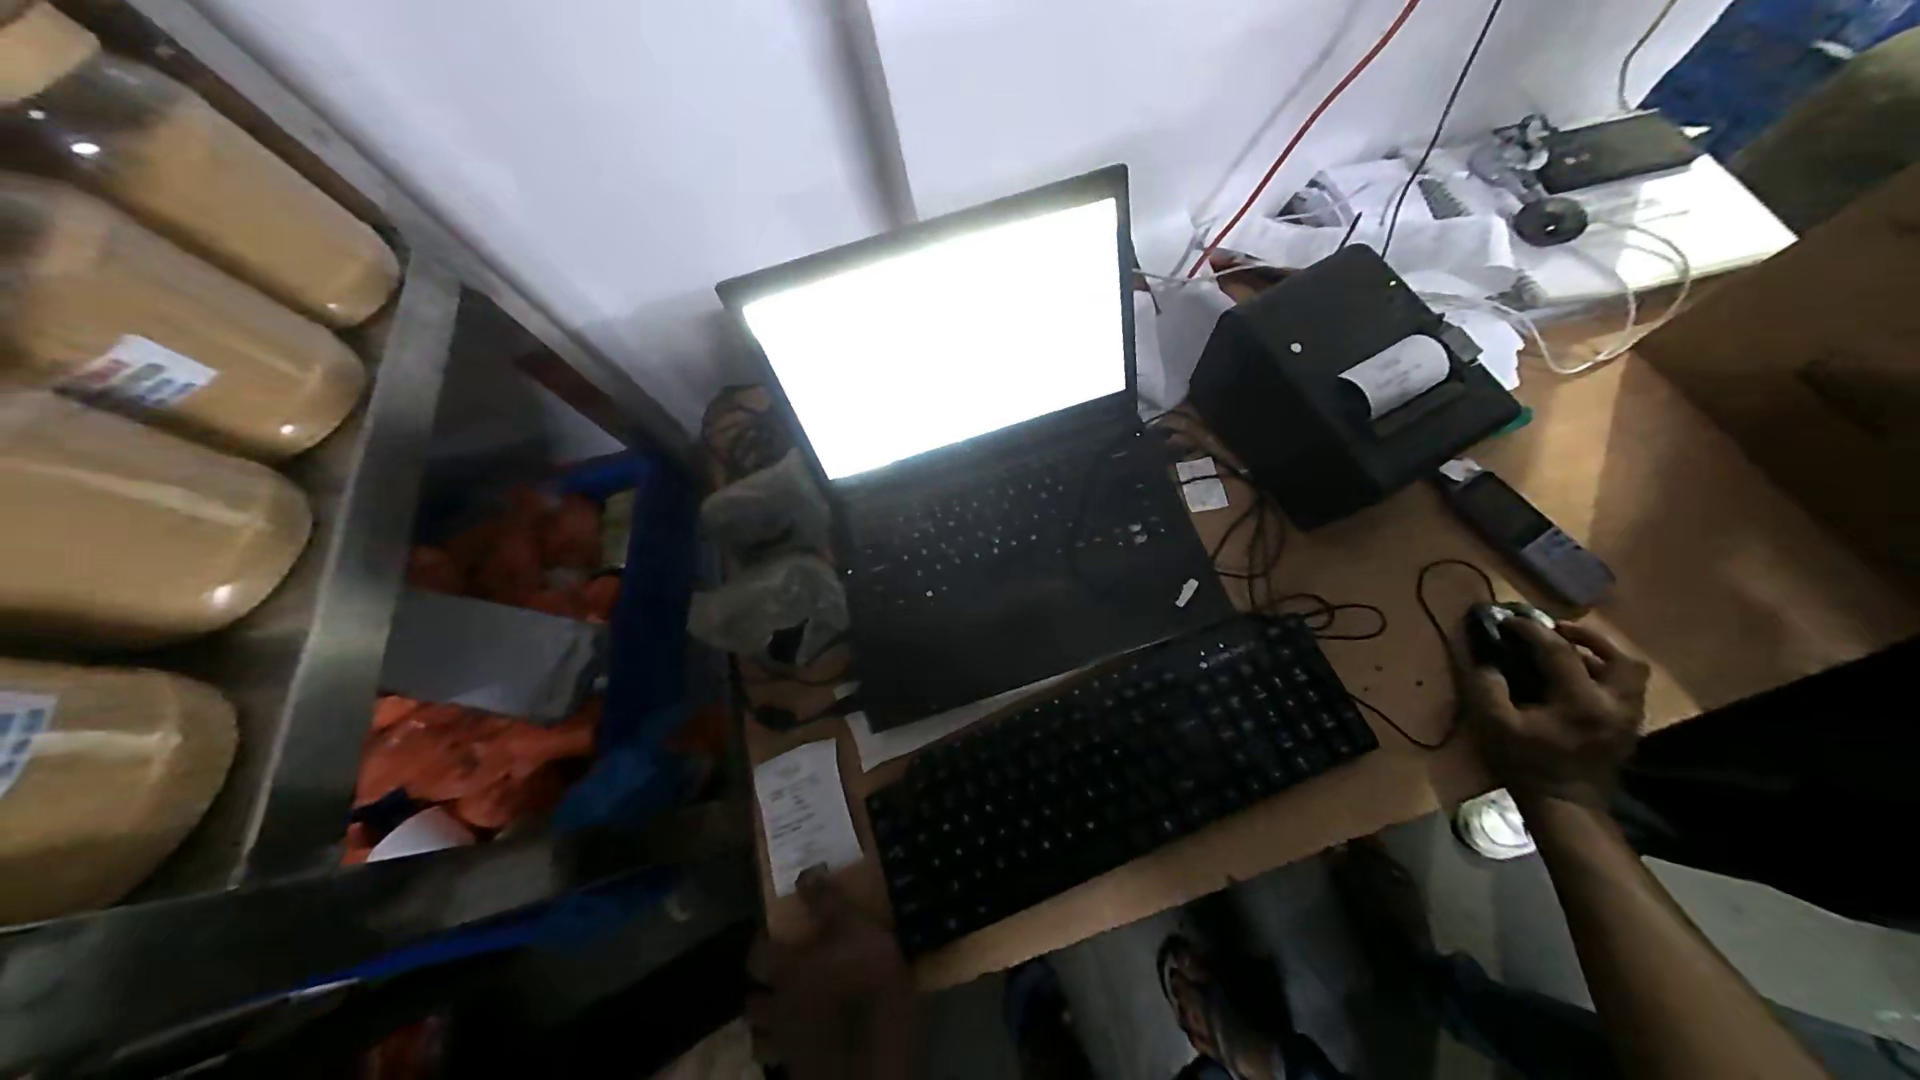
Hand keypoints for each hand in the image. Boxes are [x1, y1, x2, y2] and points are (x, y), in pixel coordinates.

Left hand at [746, 868, 922, 1079]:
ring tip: (786, 1015)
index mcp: (788, 972)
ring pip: (761, 1039)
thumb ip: (828, 902)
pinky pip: (785, 1064)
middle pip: (751, 1004)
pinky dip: (789, 1052)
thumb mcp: (855, 928)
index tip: (771, 934)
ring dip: (768, 1026)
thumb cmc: (868, 978)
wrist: (879, 1049)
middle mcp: (779, 1009)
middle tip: (778, 978)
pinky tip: (808, 1042)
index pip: (757, 955)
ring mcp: (789, 1046)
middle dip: (759, 990)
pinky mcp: (804, 1072)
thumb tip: (806, 873)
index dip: (760, 943)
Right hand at [1461, 619, 1650, 808]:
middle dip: (1589, 639)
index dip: (1532, 631)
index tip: (1510, 621)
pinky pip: (1624, 690)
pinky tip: (1575, 681)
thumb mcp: (1495, 724)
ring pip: (1630, 674)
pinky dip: (1603, 676)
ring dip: (1600, 657)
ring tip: (1568, 652)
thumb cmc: (1527, 763)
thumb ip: (1488, 688)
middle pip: (1620, 658)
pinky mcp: (1628, 728)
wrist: (1565, 804)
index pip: (1560, 651)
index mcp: (1582, 701)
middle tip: (1557, 632)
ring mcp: (1628, 718)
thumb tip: (1488, 662)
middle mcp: (1615, 704)